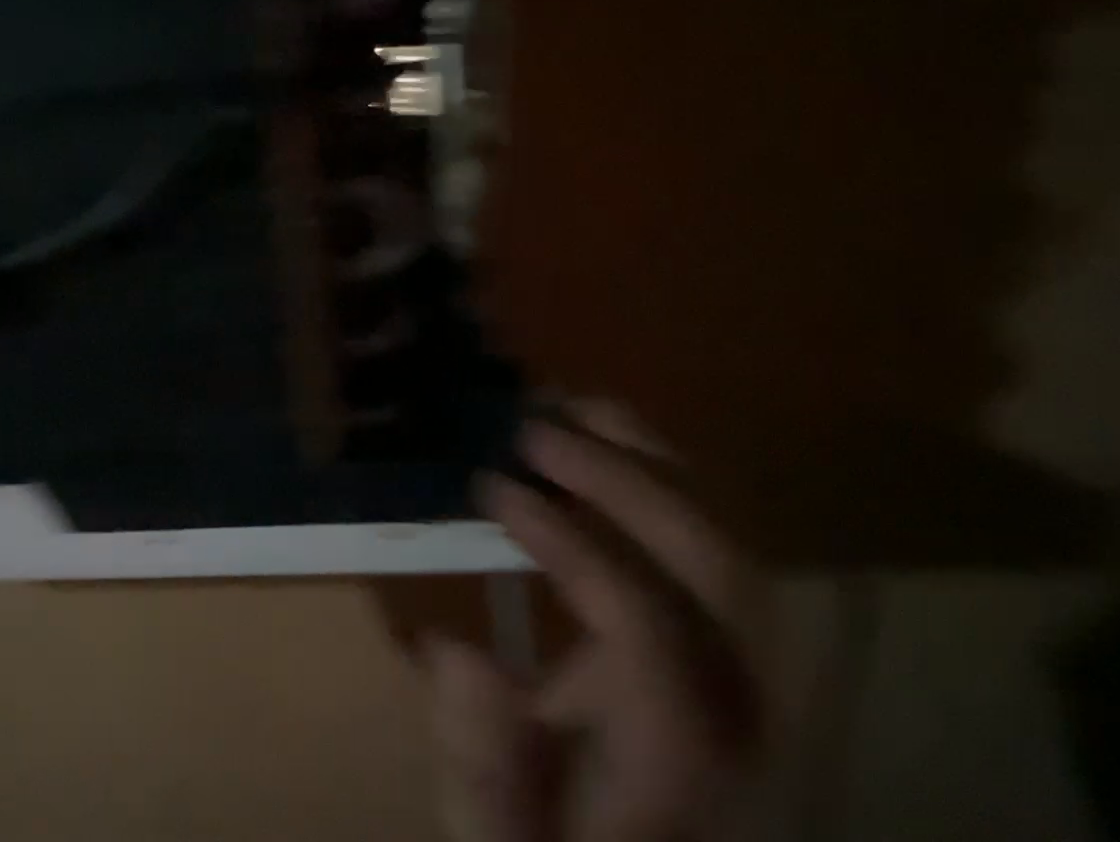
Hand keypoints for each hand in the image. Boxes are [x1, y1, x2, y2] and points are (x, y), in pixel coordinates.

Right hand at [431, 404, 765, 841]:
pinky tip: (611, 452)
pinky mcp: (731, 649)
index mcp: (678, 749)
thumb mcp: (495, 832)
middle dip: (625, 479)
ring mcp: (749, 671)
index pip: (647, 621)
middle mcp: (740, 704)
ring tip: (577, 407)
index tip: (494, 488)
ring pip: (732, 544)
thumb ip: (480, 761)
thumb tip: (457, 650)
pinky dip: (666, 487)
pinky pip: (716, 548)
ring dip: (655, 465)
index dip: (572, 543)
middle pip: (715, 565)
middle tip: (534, 426)